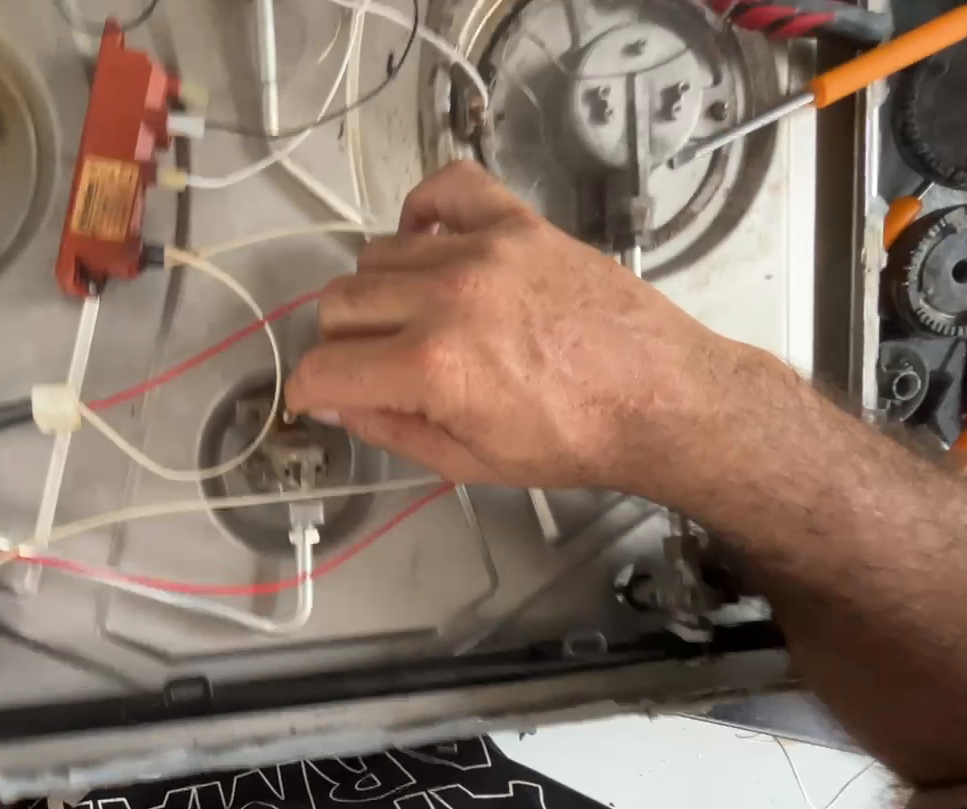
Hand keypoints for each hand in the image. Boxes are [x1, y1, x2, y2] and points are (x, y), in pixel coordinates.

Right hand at [286, 162, 789, 501]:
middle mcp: (443, 299)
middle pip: (336, 305)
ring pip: (373, 255)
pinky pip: (445, 188)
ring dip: (371, 294)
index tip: (315, 400)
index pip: (322, 368)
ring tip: (402, 319)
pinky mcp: (517, 223)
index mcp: (428, 368)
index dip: (306, 392)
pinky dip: (419, 213)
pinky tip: (425, 248)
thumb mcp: (462, 462)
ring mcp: (481, 250)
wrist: (660, 399)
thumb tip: (333, 404)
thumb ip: (386, 428)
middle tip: (365, 368)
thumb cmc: (563, 442)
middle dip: (336, 346)